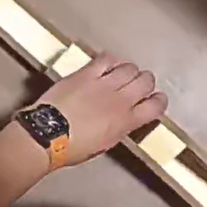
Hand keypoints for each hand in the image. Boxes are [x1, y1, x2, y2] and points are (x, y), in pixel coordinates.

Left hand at [33, 53, 167, 166]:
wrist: (47, 134)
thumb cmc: (73, 147)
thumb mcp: (105, 144)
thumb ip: (120, 128)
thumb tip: (124, 119)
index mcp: (126, 122)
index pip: (156, 106)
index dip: (159, 101)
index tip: (155, 100)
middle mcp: (120, 100)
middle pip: (146, 81)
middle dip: (145, 82)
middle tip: (138, 85)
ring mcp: (103, 84)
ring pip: (129, 67)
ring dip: (129, 70)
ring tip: (122, 74)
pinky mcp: (86, 73)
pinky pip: (106, 59)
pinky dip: (111, 60)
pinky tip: (108, 64)